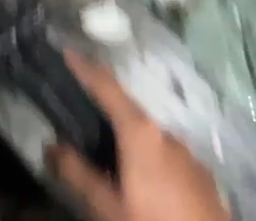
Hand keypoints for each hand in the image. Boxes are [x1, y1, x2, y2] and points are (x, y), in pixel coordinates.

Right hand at [49, 51, 231, 220]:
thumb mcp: (108, 206)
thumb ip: (78, 173)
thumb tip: (51, 145)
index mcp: (141, 133)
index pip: (107, 87)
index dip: (85, 67)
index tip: (67, 50)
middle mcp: (167, 135)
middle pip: (129, 111)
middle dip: (105, 111)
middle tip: (81, 118)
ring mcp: (190, 156)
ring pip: (149, 136)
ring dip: (128, 139)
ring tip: (110, 158)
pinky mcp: (203, 177)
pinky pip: (167, 156)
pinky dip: (149, 158)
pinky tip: (143, 183)